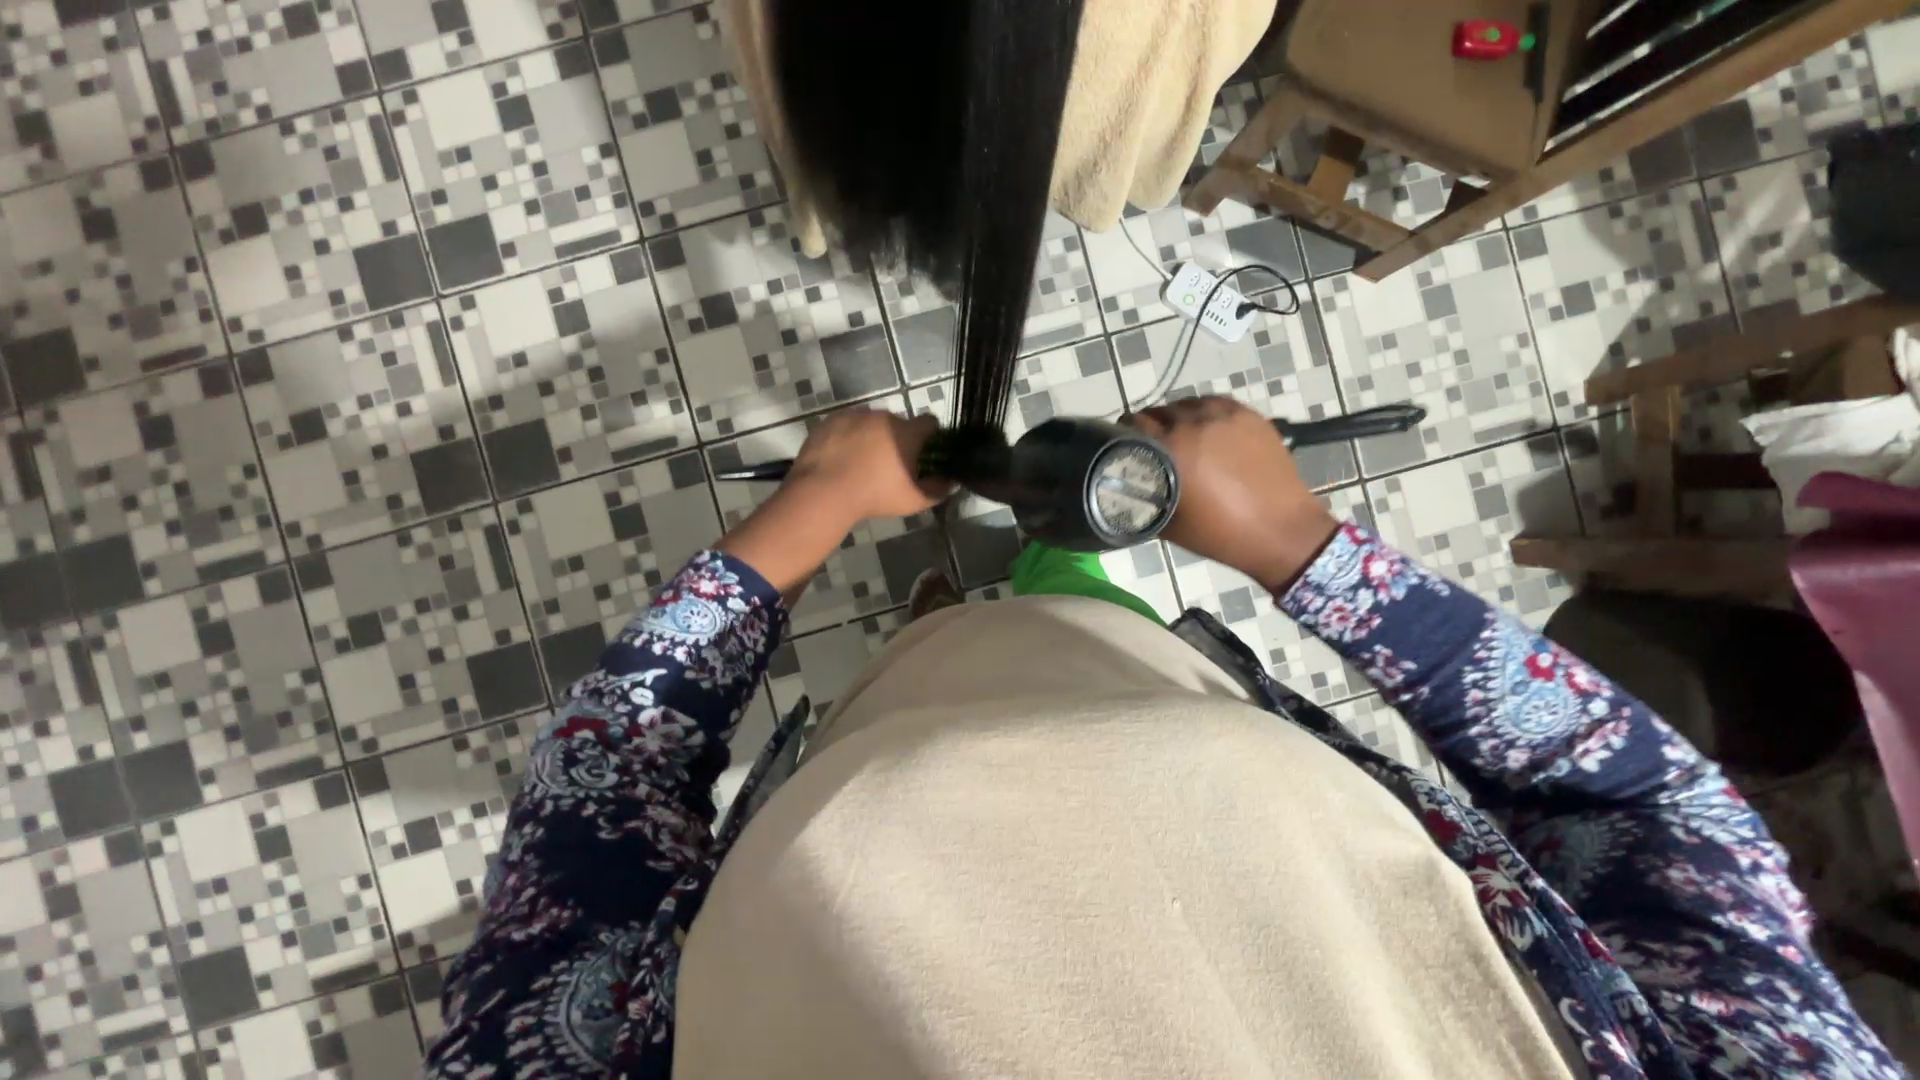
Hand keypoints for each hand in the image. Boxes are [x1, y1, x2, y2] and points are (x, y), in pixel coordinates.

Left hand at [782, 408, 953, 528]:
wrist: (823, 492)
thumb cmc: (874, 496)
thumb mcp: (913, 500)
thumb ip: (937, 489)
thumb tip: (950, 481)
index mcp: (906, 432)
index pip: (929, 422)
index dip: (930, 436)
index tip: (924, 452)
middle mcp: (883, 417)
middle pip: (898, 423)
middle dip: (897, 439)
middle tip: (889, 464)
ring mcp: (854, 416)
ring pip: (871, 423)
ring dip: (872, 437)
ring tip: (861, 462)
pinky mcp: (831, 420)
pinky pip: (846, 425)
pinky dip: (848, 437)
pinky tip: (842, 458)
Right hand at [1126, 396, 1337, 591]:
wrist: (1281, 531)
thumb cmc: (1220, 534)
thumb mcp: (1169, 524)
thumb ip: (1144, 499)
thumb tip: (1129, 488)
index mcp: (1171, 448)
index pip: (1133, 424)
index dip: (1123, 433)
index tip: (1122, 445)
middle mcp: (1195, 423)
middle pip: (1159, 411)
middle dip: (1151, 426)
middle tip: (1154, 445)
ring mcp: (1225, 415)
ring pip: (1188, 404)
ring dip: (1178, 417)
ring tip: (1181, 437)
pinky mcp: (1249, 415)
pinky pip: (1215, 403)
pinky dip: (1205, 413)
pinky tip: (1206, 430)